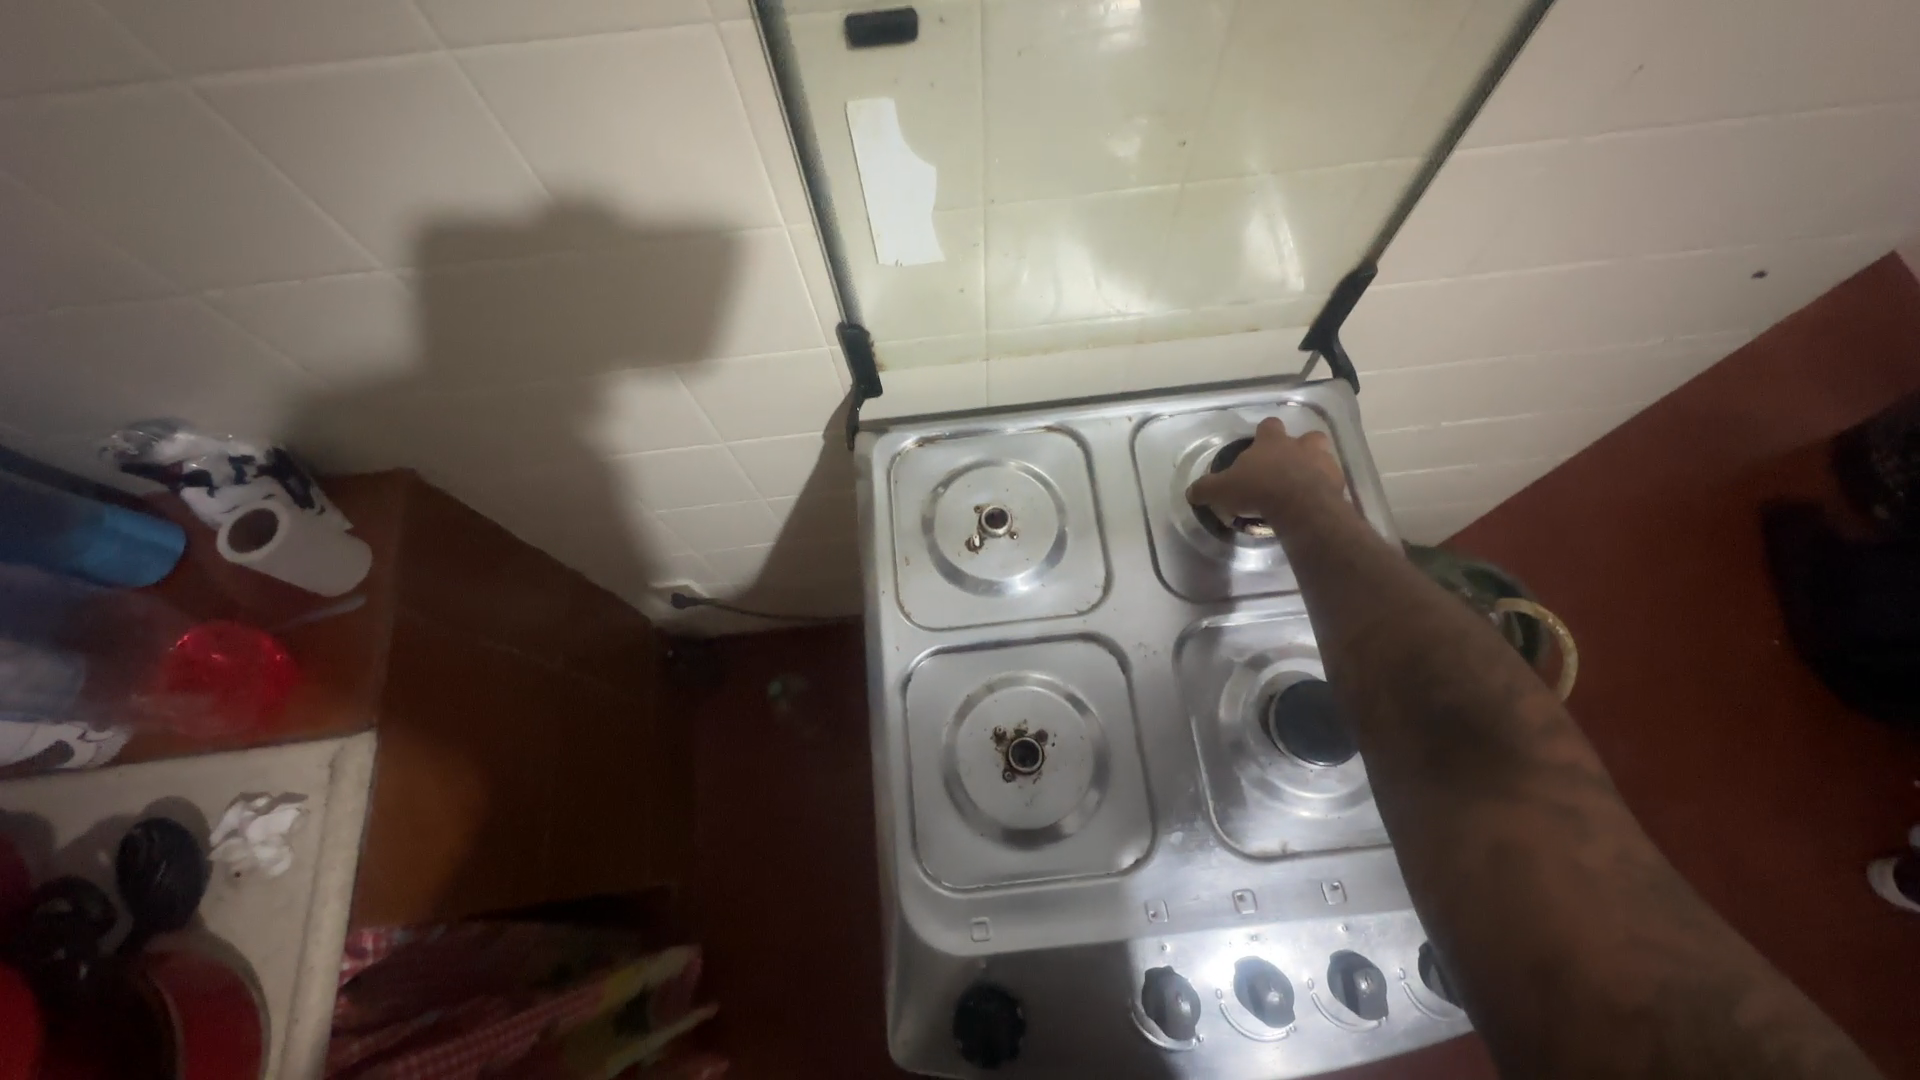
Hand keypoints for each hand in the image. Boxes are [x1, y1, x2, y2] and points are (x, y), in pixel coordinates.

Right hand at [1186, 418, 1345, 521]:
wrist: (1299, 505)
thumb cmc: (1258, 490)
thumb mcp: (1221, 490)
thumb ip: (1206, 489)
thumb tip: (1190, 492)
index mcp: (1271, 441)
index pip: (1268, 426)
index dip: (1264, 434)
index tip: (1259, 447)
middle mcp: (1299, 445)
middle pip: (1304, 437)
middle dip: (1298, 448)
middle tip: (1286, 467)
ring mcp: (1323, 462)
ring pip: (1322, 456)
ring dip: (1315, 466)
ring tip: (1303, 484)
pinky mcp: (1338, 482)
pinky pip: (1332, 482)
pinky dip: (1325, 489)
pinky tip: (1313, 503)